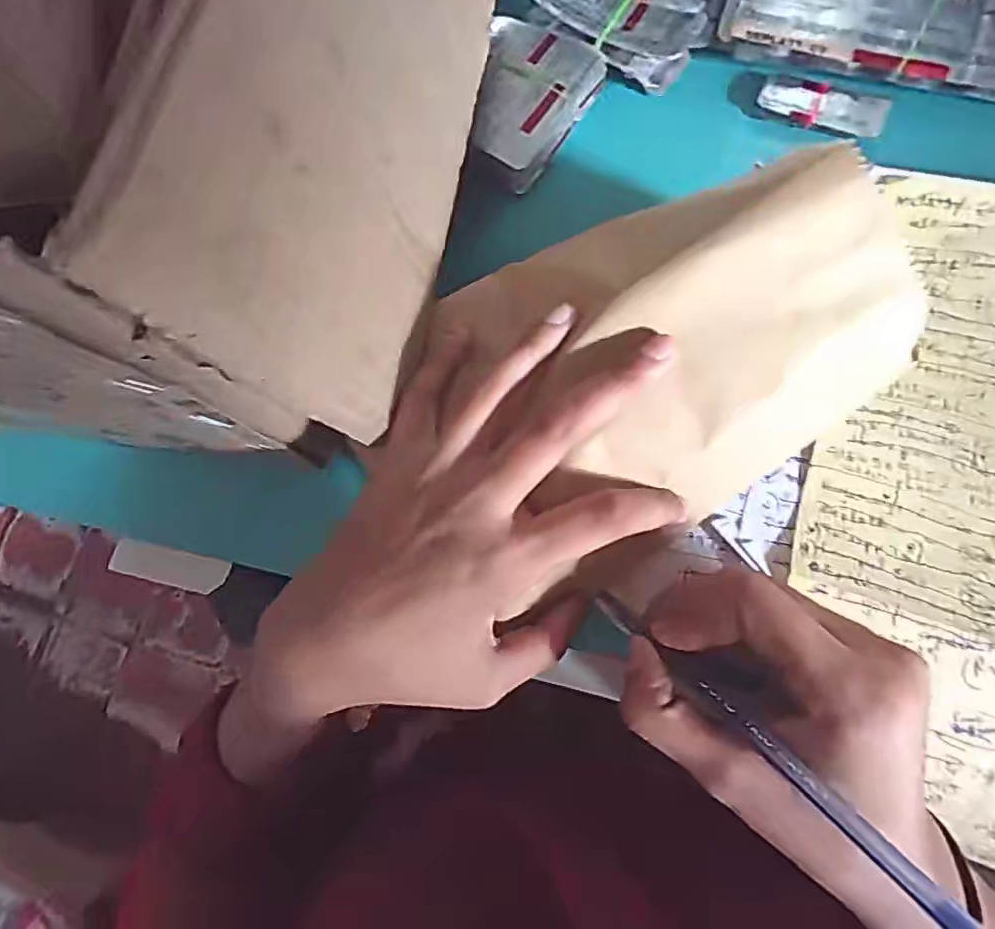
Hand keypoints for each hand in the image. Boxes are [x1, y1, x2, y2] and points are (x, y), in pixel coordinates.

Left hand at [221, 305, 686, 783]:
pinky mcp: (398, 460)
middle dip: (612, 385)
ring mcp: (435, 471)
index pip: (599, 519)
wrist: (317, 641)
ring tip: (565, 312)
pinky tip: (465, 330)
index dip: (647, 507)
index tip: (677, 502)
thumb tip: (580, 603)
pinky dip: (442, 362)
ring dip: (532, 350)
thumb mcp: (487, 681)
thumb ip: (544, 645)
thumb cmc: (406, 664)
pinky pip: (422, 398)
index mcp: (507, 559)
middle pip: (555, 429)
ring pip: (491, 395)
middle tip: (654, 350)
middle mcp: (478, 500)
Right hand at [621, 570, 969, 927]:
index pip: (758, 600)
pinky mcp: (882, 645)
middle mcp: (879, 650)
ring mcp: (886, 644)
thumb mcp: (727, 782)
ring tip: (698, 652)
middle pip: (766, 592)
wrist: (896, 864)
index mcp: (851, 687)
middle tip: (664, 639)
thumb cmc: (813, 831)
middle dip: (703, 608)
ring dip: (726, 616)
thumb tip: (636, 649)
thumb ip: (663, 718)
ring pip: (779, 597)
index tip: (655, 633)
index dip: (694, 604)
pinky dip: (754, 627)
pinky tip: (741, 661)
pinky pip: (796, 613)